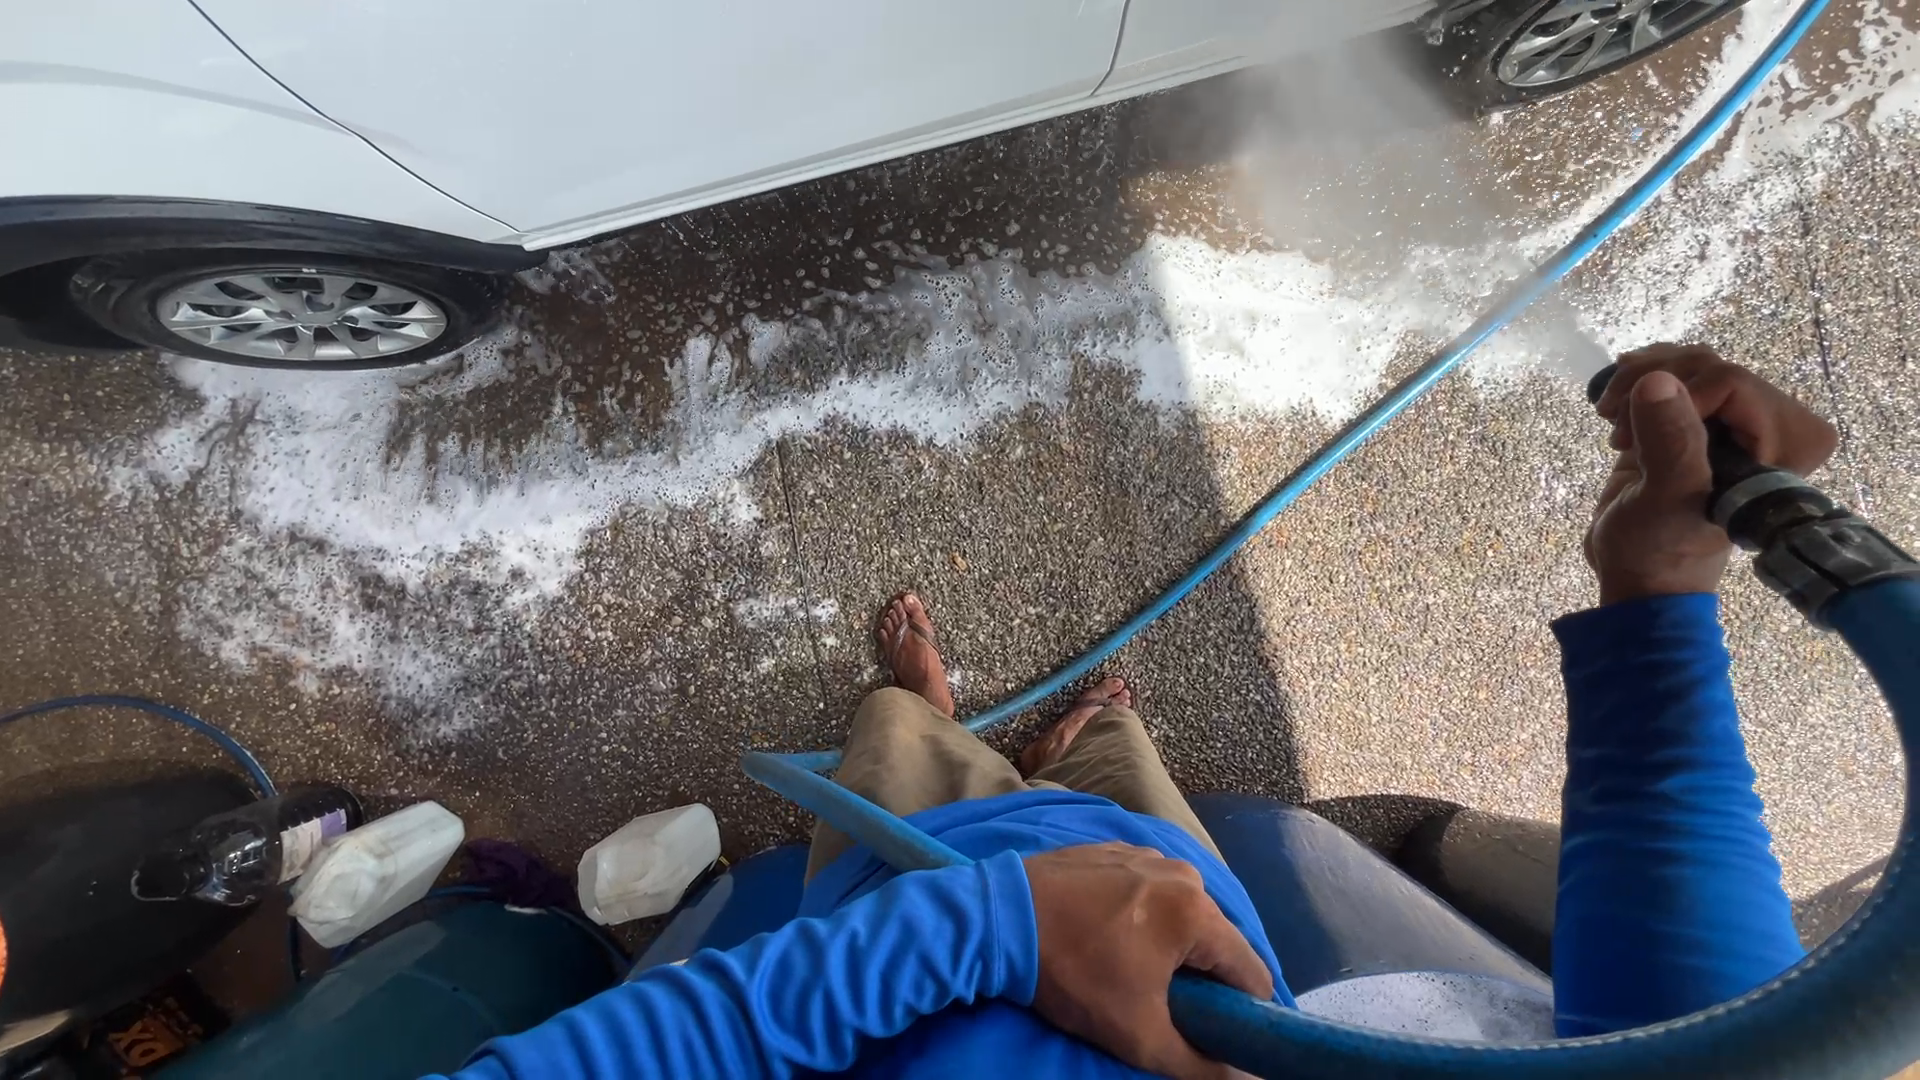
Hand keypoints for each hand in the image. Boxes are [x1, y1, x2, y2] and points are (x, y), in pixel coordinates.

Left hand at [1023, 843, 1272, 1079]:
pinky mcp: (1114, 849)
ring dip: (1170, 945)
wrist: (1002, 917)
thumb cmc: (1074, 972)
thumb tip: (1247, 1079)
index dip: (1243, 1012)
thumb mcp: (1140, 1036)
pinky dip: (1142, 915)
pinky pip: (1149, 890)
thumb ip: (1203, 1066)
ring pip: (1181, 912)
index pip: (1250, 972)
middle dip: (1202, 977)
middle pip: (1216, 939)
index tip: (1214, 1031)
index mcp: (1195, 910)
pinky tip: (1109, 934)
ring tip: (1130, 968)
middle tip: (1162, 1003)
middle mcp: (1179, 872)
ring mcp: (1144, 854)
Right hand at [1585, 344, 1838, 604]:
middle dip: (1647, 385)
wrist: (1639, 574)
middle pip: (1706, 366)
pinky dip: (1636, 381)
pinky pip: (1673, 376)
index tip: (1628, 438)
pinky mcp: (1691, 426)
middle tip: (1611, 425)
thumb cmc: (1660, 548)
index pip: (1728, 382)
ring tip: (1609, 418)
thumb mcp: (1665, 499)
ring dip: (1636, 381)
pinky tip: (1613, 406)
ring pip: (1687, 363)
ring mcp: (1728, 424)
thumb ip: (1670, 441)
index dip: (1670, 398)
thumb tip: (1655, 381)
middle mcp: (1769, 425)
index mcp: (1786, 440)